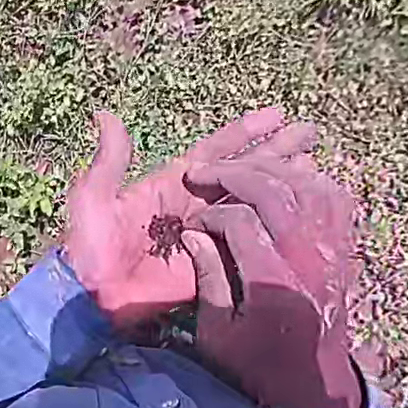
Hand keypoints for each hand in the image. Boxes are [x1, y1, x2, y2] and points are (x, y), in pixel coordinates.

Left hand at [62, 108, 313, 334]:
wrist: (94, 293)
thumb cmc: (90, 242)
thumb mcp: (95, 195)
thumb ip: (110, 157)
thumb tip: (103, 113)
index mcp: (172, 183)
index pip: (216, 151)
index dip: (245, 132)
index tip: (278, 113)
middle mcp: (196, 204)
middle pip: (245, 171)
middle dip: (279, 152)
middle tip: (312, 132)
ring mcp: (209, 233)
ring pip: (255, 203)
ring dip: (285, 184)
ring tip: (317, 166)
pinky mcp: (216, 262)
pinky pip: (250, 241)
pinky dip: (275, 228)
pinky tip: (302, 217)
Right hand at [179, 154, 363, 407]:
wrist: (316, 391)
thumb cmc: (258, 368)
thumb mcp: (218, 334)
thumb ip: (208, 278)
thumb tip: (194, 233)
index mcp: (275, 285)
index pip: (240, 221)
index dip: (210, 214)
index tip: (193, 226)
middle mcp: (310, 262)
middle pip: (276, 192)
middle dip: (233, 174)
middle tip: (203, 174)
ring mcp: (334, 255)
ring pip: (309, 185)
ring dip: (270, 169)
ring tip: (238, 169)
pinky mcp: (345, 253)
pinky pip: (335, 199)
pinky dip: (308, 180)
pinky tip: (282, 179)